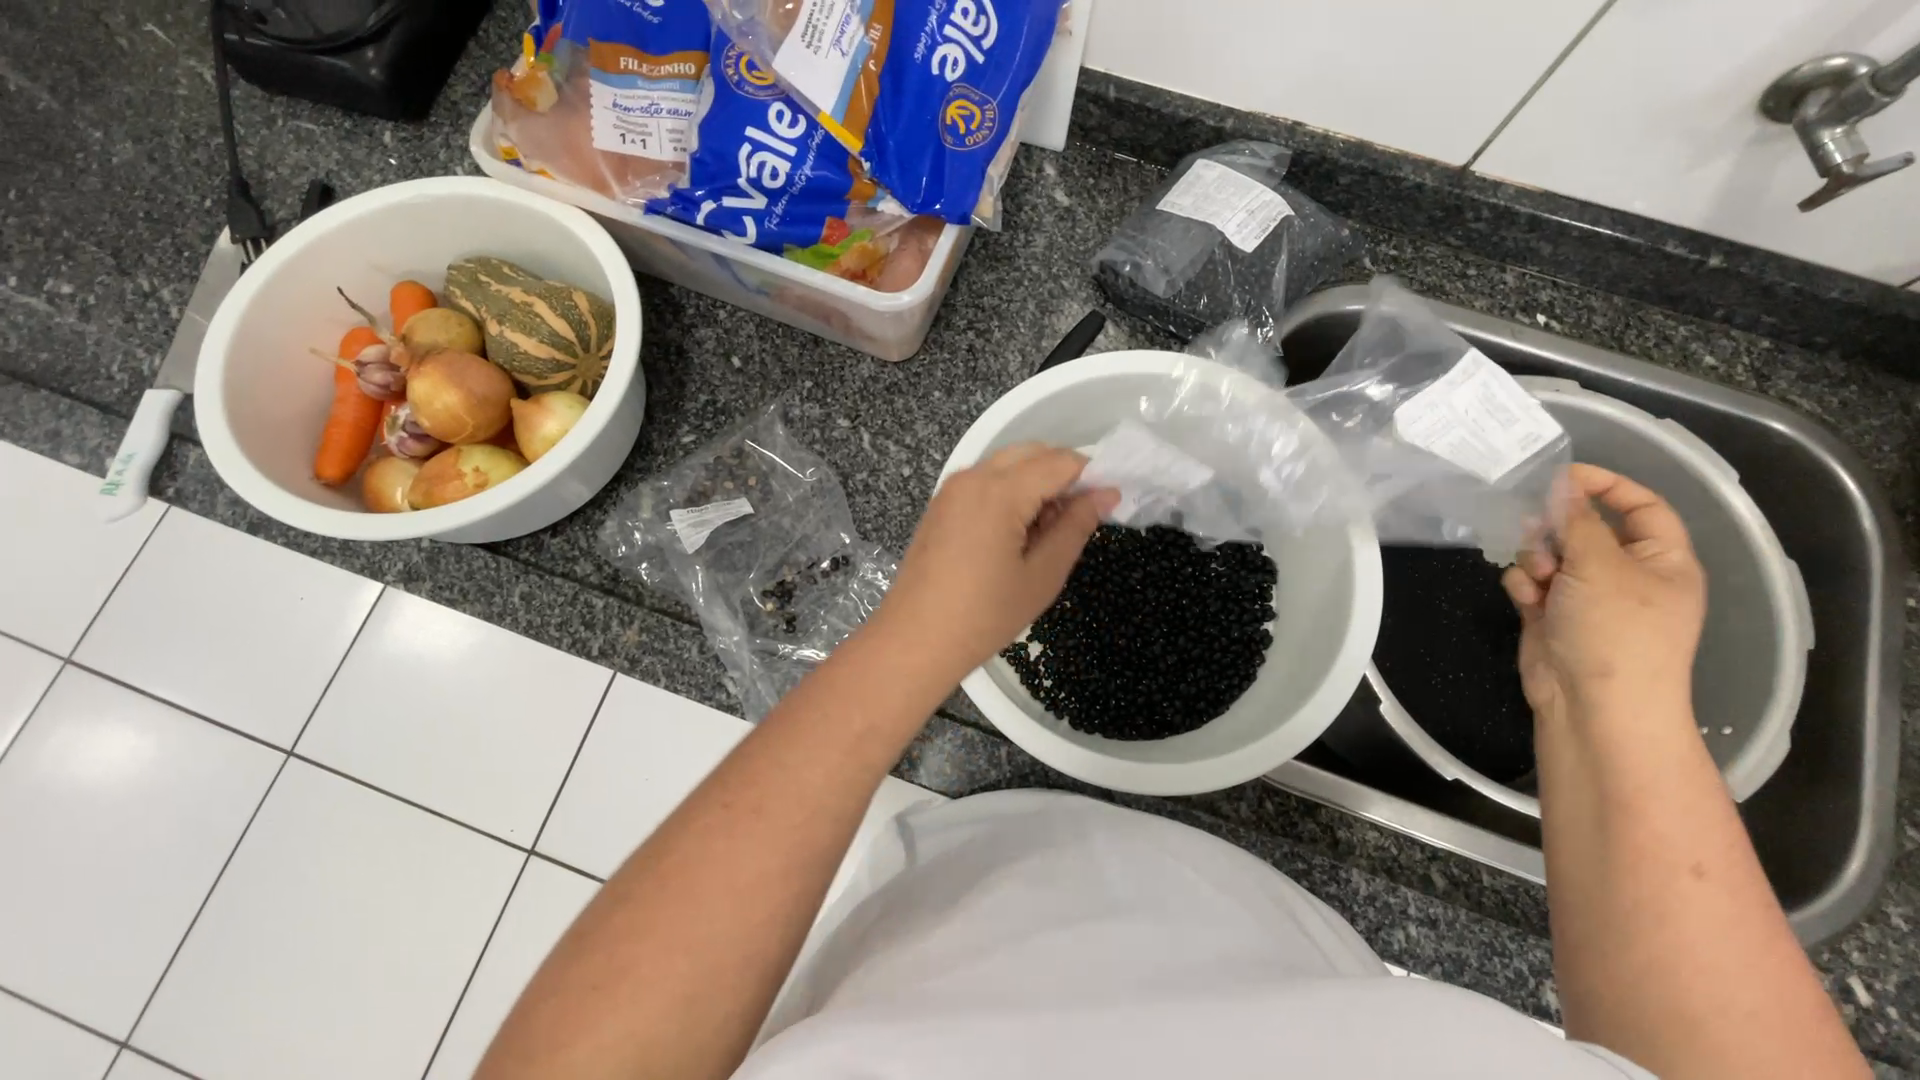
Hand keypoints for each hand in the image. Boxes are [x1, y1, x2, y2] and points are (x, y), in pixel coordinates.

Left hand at [867, 444, 1117, 682]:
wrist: (915, 639)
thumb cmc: (984, 615)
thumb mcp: (1042, 575)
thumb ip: (1076, 527)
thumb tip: (1106, 494)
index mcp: (1000, 492)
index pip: (1060, 462)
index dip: (1091, 476)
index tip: (1109, 503)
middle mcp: (973, 477)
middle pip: (1033, 453)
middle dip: (1062, 476)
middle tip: (1076, 521)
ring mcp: (952, 488)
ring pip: (1008, 465)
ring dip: (1035, 483)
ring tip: (1045, 534)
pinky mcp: (941, 504)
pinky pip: (985, 481)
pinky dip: (1009, 492)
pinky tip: (1015, 535)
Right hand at [1501, 464, 1705, 727]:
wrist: (1594, 706)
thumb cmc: (1616, 632)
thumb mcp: (1601, 566)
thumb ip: (1577, 520)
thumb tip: (1563, 483)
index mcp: (1661, 560)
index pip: (1640, 506)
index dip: (1606, 486)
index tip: (1562, 475)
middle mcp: (1626, 574)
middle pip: (1585, 527)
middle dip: (1556, 528)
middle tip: (1535, 529)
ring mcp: (1586, 597)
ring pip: (1550, 553)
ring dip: (1536, 558)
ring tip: (1538, 578)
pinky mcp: (1550, 615)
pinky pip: (1530, 582)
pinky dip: (1524, 585)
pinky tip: (1525, 597)